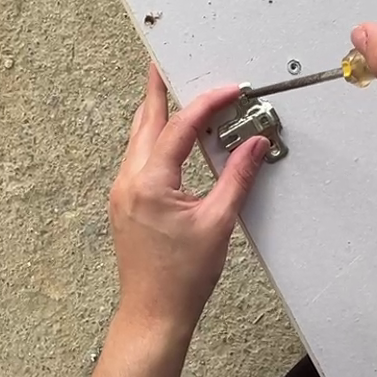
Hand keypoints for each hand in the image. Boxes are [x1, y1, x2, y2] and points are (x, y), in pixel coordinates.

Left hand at [109, 66, 269, 330]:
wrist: (154, 313)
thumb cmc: (181, 277)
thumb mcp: (218, 222)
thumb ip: (238, 177)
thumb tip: (254, 145)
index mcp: (149, 182)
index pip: (179, 127)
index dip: (206, 104)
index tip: (228, 91)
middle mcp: (128, 181)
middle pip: (145, 122)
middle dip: (158, 91)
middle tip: (165, 64)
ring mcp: (122, 193)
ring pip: (137, 139)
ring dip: (155, 115)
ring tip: (169, 95)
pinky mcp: (124, 204)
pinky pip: (137, 159)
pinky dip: (153, 140)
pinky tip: (168, 142)